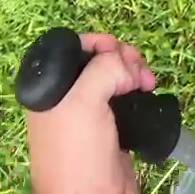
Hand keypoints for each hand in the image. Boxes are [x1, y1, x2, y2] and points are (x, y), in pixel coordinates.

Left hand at [24, 33, 156, 193]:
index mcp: (48, 90)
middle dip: (122, 57)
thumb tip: (126, 67)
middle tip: (136, 70)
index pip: (72, 48)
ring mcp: (87, 112)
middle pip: (98, 59)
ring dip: (134, 70)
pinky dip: (138, 86)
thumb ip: (104, 69)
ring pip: (114, 74)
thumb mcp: (84, 101)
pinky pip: (124, 93)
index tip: (117, 53)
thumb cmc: (79, 151)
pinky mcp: (108, 124)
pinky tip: (147, 90)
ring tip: (146, 82)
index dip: (98, 43)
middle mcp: (65, 98)